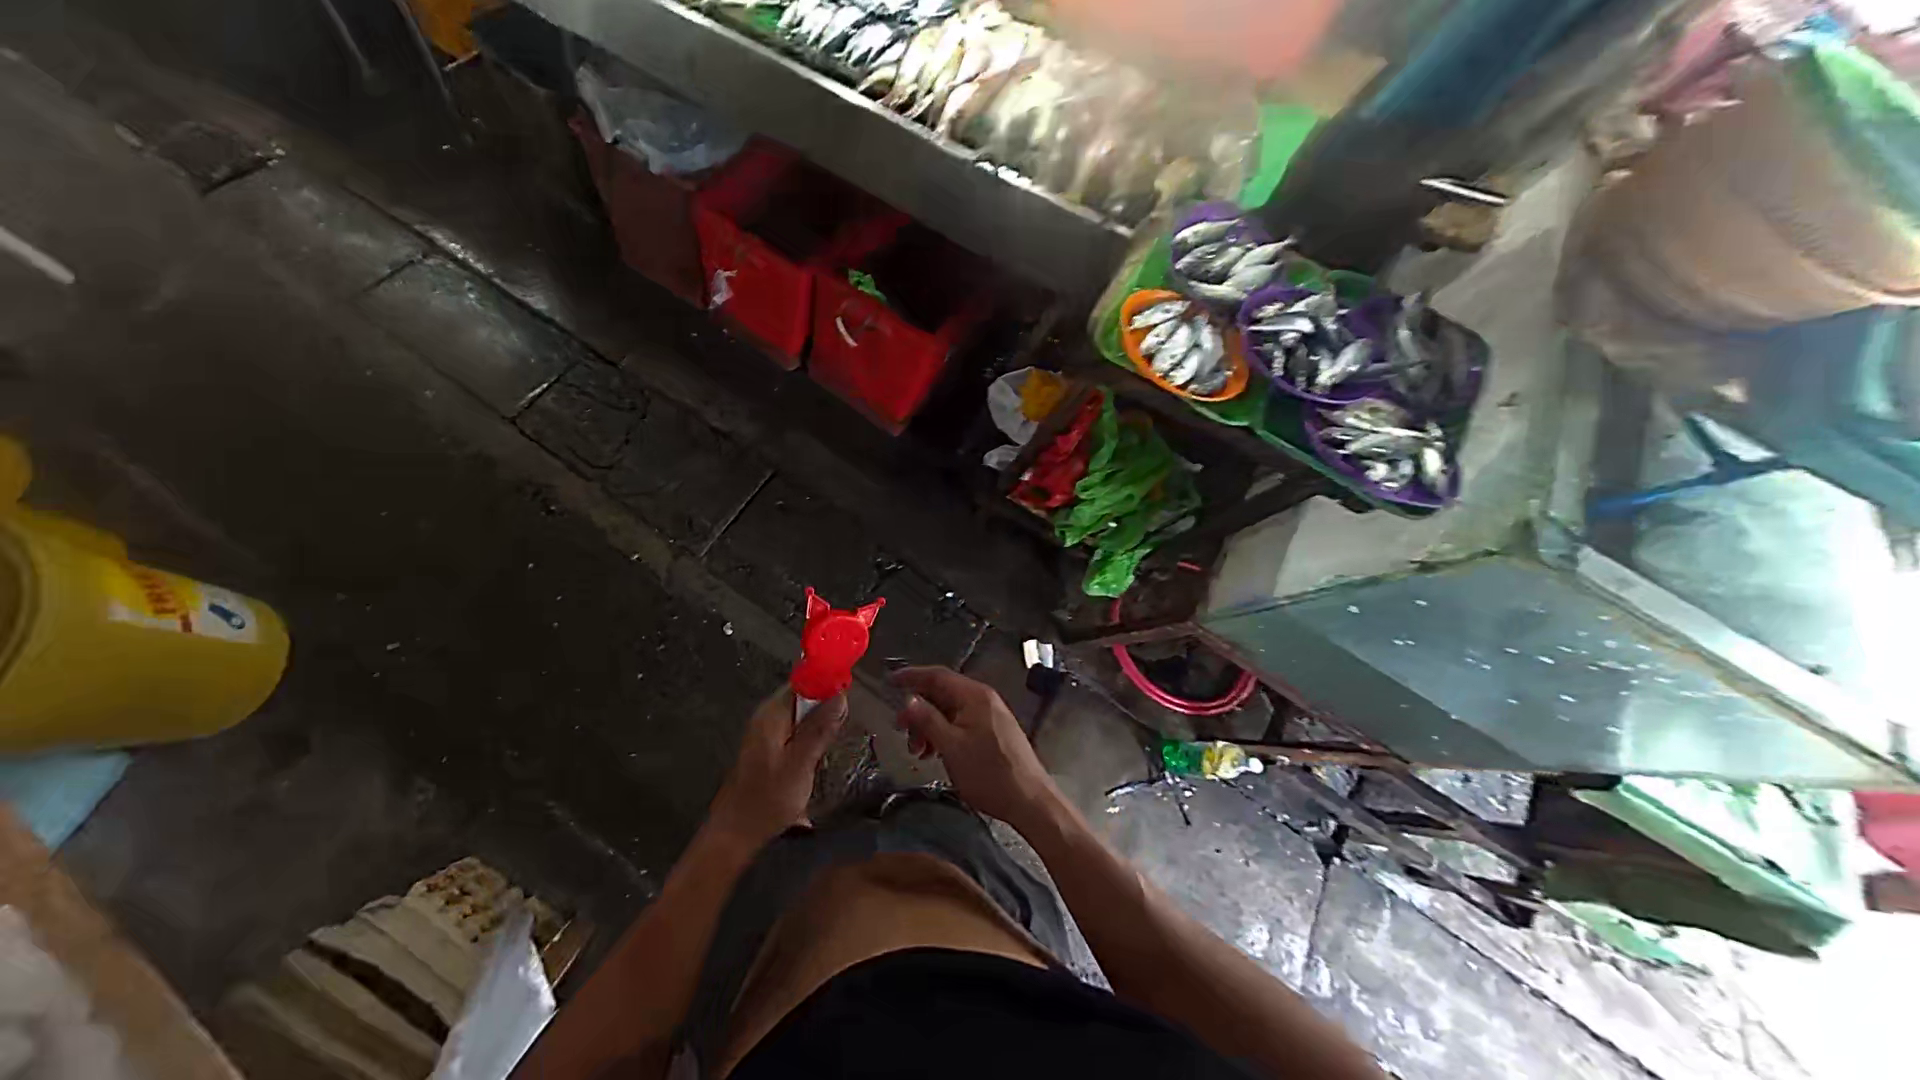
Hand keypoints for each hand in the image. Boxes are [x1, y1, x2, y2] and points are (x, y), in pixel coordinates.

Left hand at [706, 686, 845, 849]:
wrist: (736, 833)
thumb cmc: (769, 799)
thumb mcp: (800, 763)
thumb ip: (820, 728)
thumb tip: (841, 695)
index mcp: (772, 713)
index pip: (804, 681)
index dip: (828, 684)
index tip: (849, 699)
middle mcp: (767, 715)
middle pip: (805, 696)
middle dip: (826, 708)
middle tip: (842, 730)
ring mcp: (766, 731)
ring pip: (803, 715)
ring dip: (820, 725)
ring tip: (830, 746)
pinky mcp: (769, 746)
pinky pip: (796, 730)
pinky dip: (810, 739)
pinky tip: (817, 757)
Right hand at [892, 667, 1059, 830]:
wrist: (1029, 800)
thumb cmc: (988, 772)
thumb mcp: (951, 746)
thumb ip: (927, 719)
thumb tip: (908, 699)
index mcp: (974, 696)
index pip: (937, 675)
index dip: (911, 676)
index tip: (890, 681)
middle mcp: (983, 699)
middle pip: (943, 694)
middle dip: (918, 711)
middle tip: (901, 731)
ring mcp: (990, 715)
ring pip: (950, 712)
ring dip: (929, 727)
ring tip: (918, 751)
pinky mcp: (993, 732)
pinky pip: (961, 724)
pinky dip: (944, 735)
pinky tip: (935, 753)